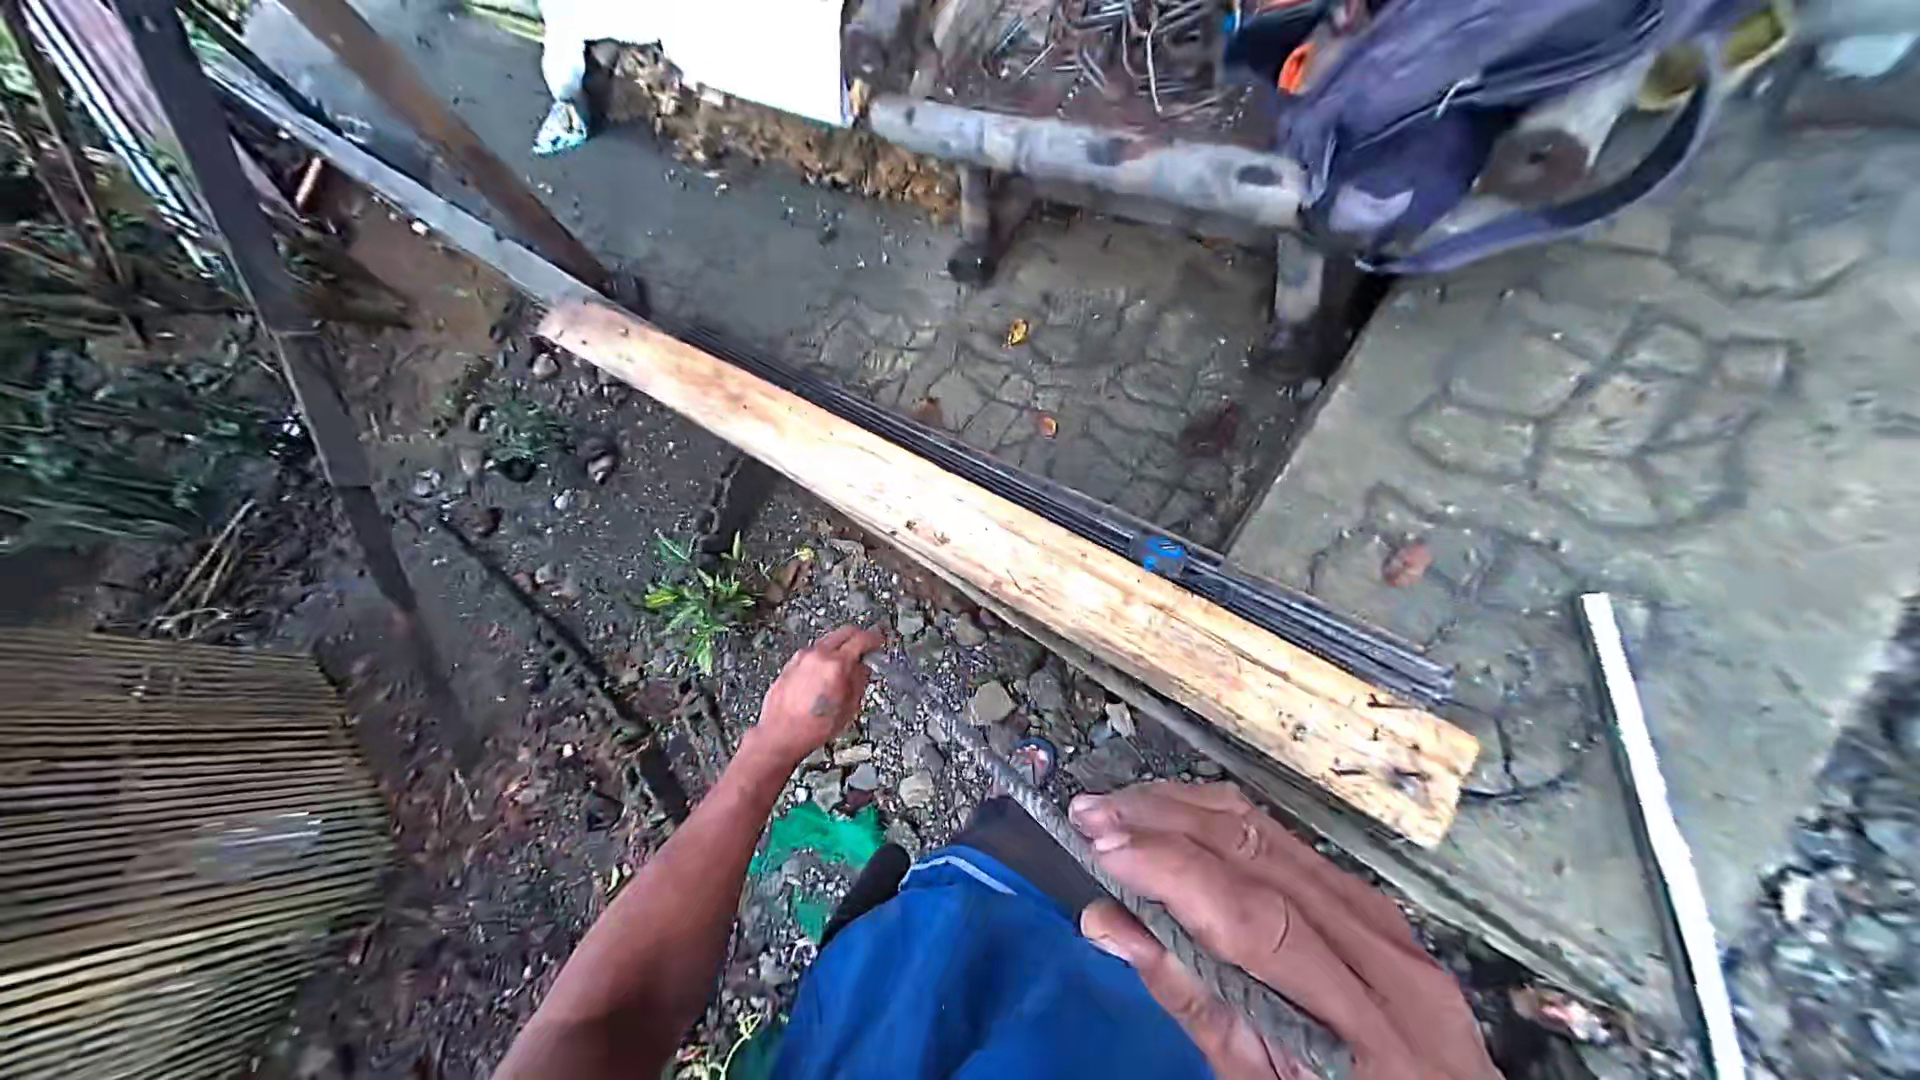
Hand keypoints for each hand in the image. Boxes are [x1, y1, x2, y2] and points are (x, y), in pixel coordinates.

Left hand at [753, 625, 882, 764]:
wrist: (780, 734)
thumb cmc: (811, 727)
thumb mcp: (849, 707)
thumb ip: (859, 681)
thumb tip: (863, 669)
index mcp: (836, 665)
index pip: (862, 639)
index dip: (875, 639)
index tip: (879, 641)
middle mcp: (818, 655)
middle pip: (844, 632)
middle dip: (858, 636)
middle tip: (866, 647)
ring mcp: (802, 657)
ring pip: (828, 640)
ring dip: (840, 646)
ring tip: (846, 664)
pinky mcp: (791, 663)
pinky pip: (814, 651)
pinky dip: (824, 655)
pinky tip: (826, 672)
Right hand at [1071, 782, 1500, 1079]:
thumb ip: (1188, 999)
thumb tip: (1106, 923)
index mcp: (1367, 1028)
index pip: (1252, 917)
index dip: (1169, 870)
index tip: (1099, 848)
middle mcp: (1382, 950)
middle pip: (1255, 851)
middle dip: (1158, 819)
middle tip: (1088, 813)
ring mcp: (1380, 913)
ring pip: (1264, 827)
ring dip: (1176, 806)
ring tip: (1113, 806)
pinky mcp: (1365, 893)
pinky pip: (1278, 834)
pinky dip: (1210, 815)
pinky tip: (1166, 813)